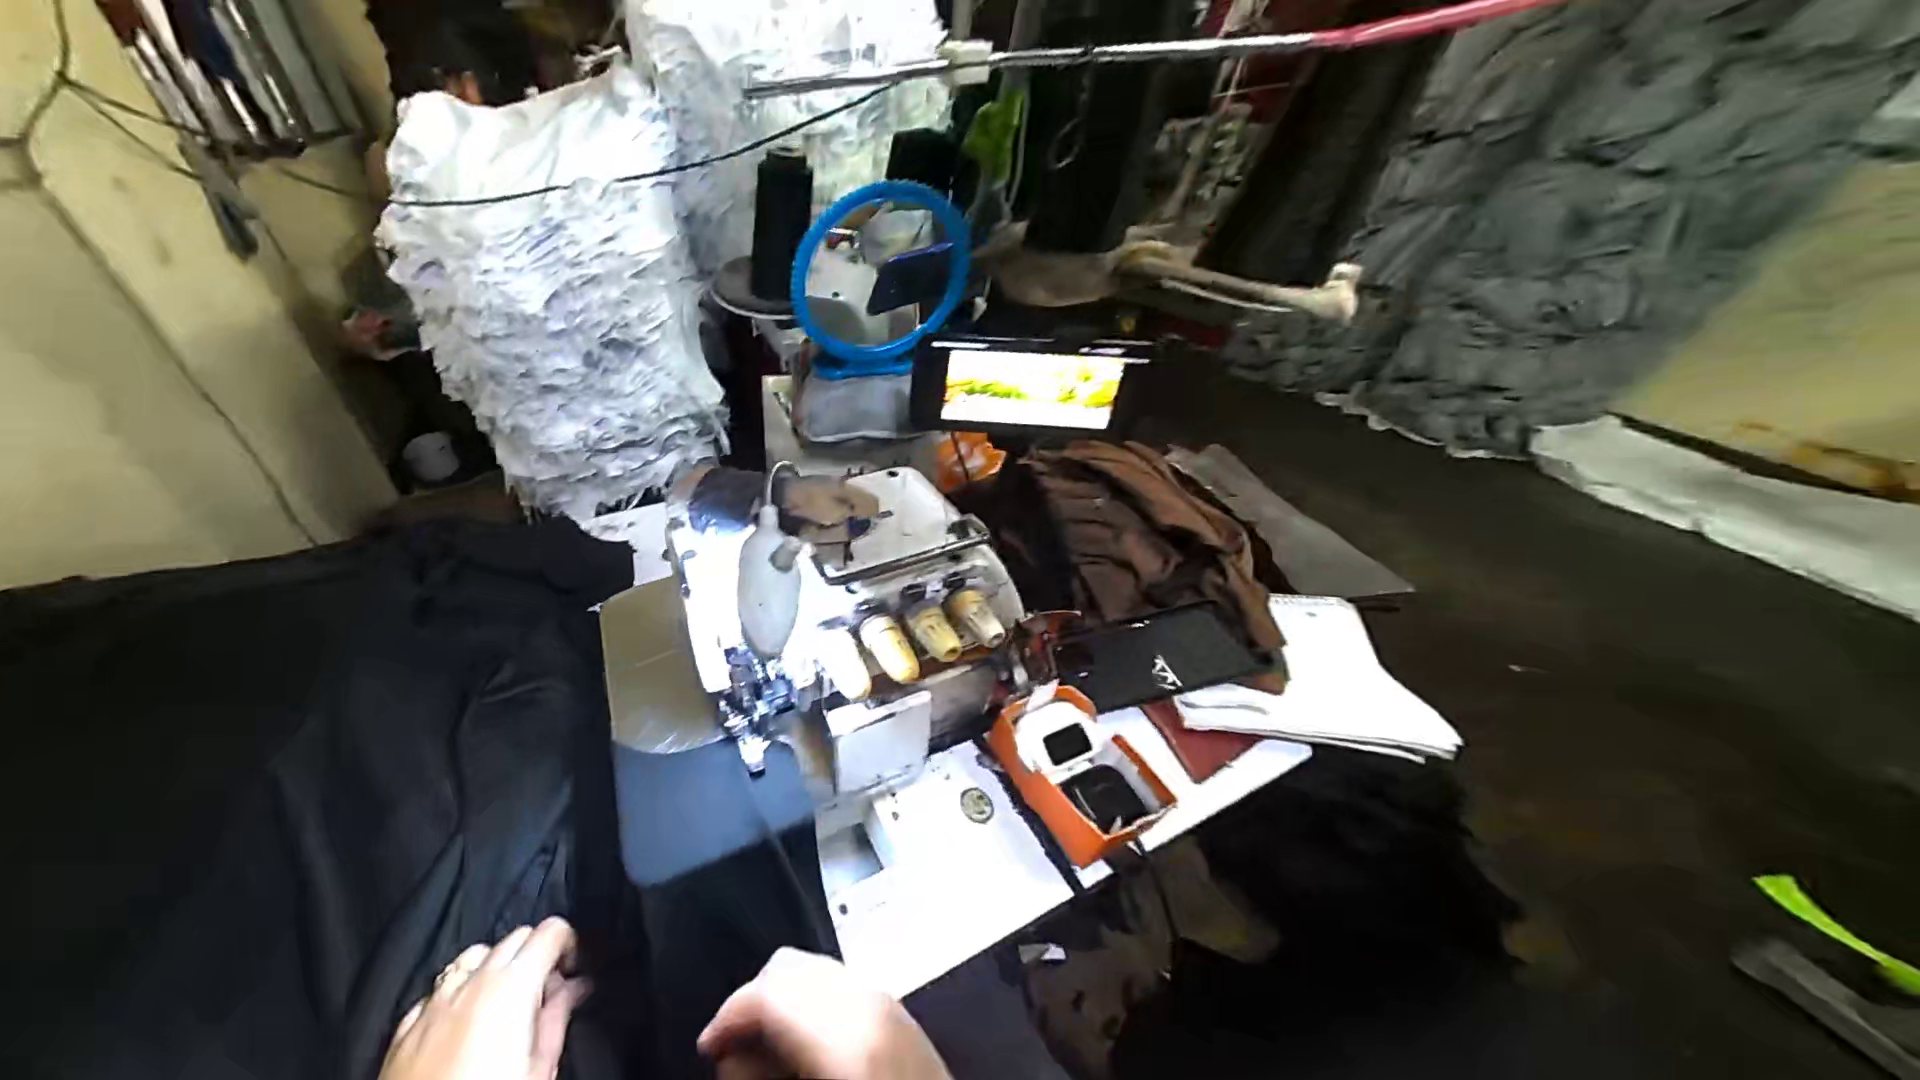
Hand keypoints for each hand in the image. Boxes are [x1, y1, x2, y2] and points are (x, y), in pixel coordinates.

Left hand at [379, 917, 591, 1079]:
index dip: (568, 944)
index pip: (551, 931)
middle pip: (516, 937)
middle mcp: (473, 983)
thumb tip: (573, 988)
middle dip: (535, 953)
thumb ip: (559, 1015)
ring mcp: (433, 1006)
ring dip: (494, 967)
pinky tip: (463, 1023)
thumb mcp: (541, 1067)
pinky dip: (457, 994)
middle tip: (543, 990)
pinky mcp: (403, 1032)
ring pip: (474, 956)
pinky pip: (437, 992)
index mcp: (513, 984)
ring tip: (502, 1001)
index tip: (570, 970)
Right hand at [698, 948, 949, 1079]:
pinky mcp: (901, 1012)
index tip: (710, 1044)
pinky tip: (804, 1045)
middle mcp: (871, 997)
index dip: (730, 1011)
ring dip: (784, 1000)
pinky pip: (843, 988)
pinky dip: (813, 1005)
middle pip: (793, 966)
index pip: (772, 985)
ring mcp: (890, 999)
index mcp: (848, 1026)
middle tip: (733, 1050)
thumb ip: (762, 1069)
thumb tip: (736, 1051)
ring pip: (818, 971)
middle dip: (756, 1000)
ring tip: (764, 1051)